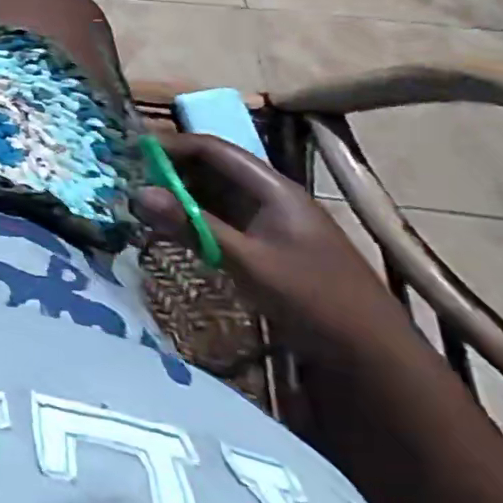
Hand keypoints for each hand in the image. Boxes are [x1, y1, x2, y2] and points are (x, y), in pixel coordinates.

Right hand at [132, 131, 416, 360]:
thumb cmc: (315, 300)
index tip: (132, 154)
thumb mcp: (248, 262)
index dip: (172, 146)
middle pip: (212, 170)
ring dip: (180, 198)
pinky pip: (222, 222)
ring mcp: (269, 223)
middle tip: (128, 182)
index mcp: (272, 188)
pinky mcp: (267, 248)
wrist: (374, 356)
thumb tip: (138, 193)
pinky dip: (194, 222)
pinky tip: (172, 233)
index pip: (214, 149)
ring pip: (214, 197)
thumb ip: (193, 226)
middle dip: (170, 172)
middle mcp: (270, 196)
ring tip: (141, 206)